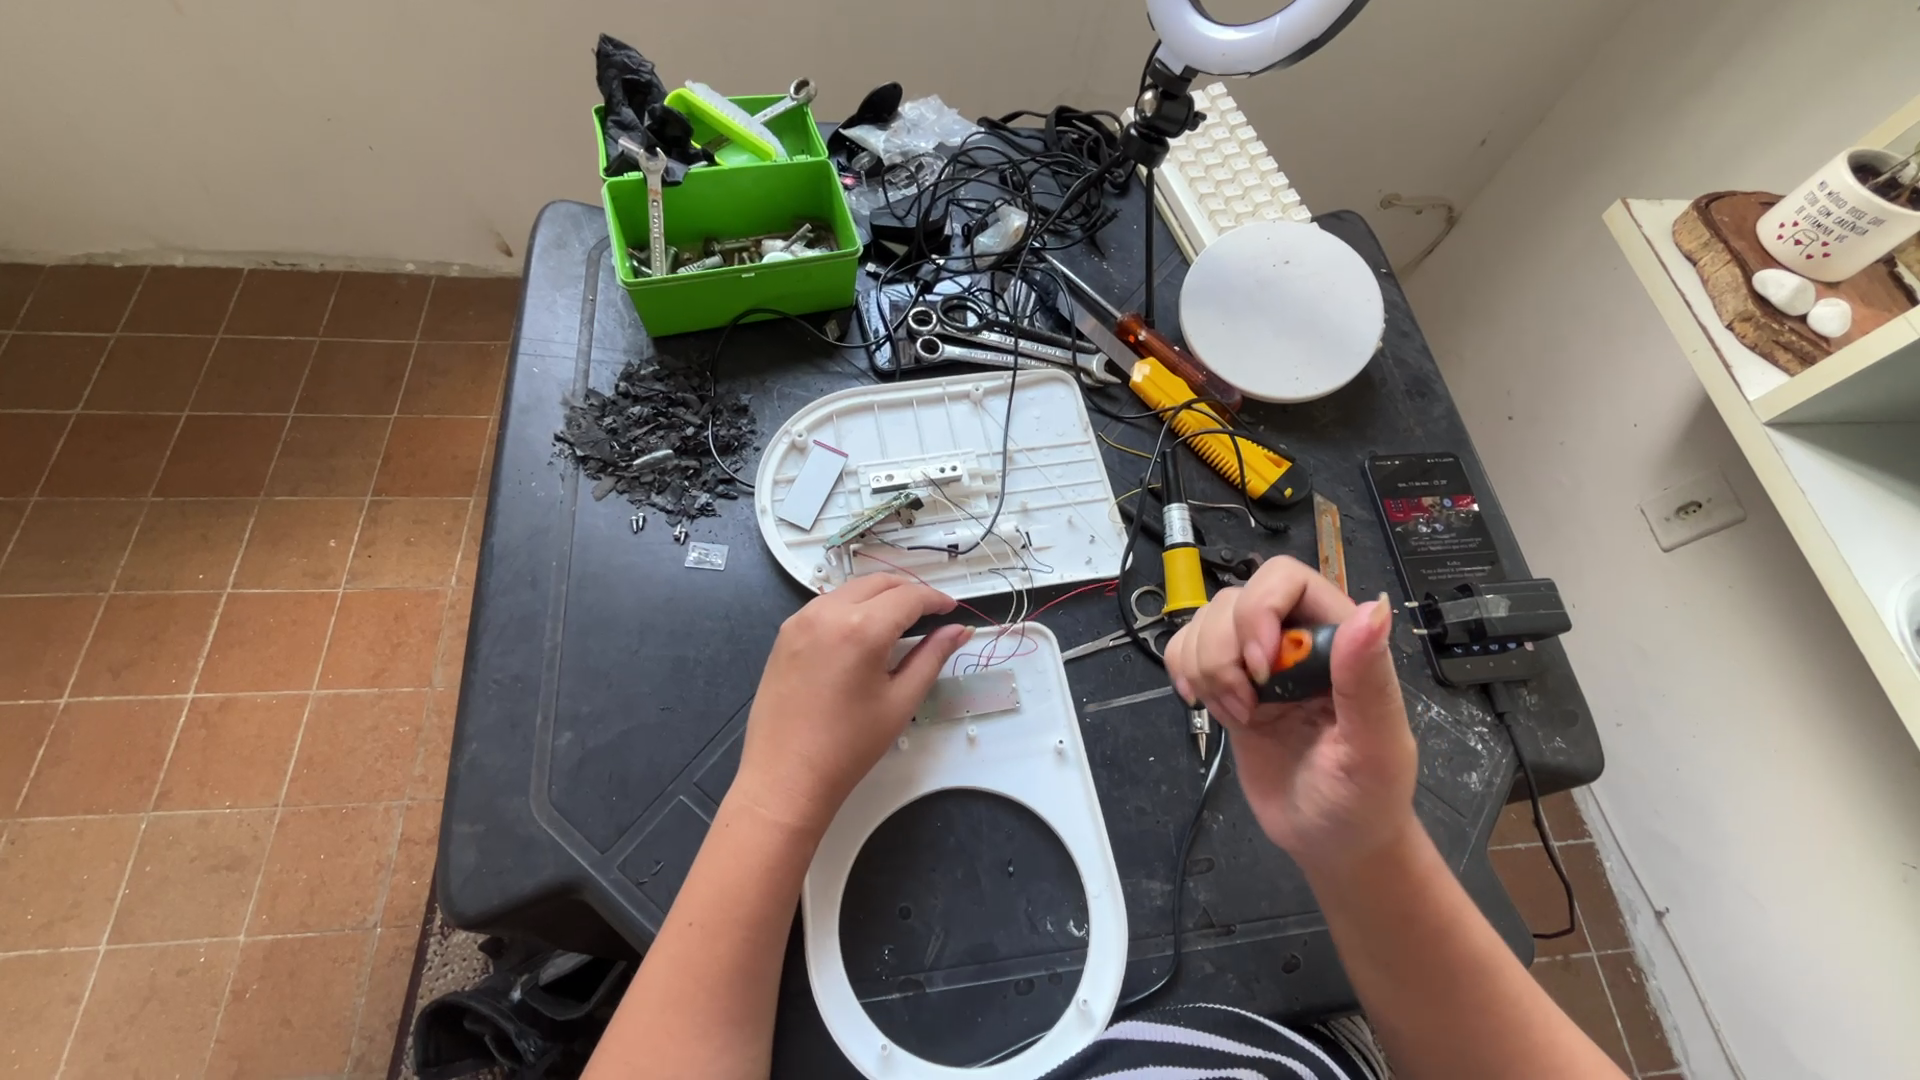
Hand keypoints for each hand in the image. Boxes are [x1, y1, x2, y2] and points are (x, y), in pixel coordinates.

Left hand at [734, 575, 972, 834]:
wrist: (786, 777)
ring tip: (900, 622)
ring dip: (879, 596)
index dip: (936, 599)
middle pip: (879, 583)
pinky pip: (826, 605)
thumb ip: (932, 656)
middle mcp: (827, 613)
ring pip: (851, 589)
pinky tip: (863, 633)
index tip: (952, 609)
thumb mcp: (901, 700)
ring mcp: (801, 620)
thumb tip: (957, 631)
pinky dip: (852, 607)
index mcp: (861, 628)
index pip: (909, 597)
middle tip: (931, 613)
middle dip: (909, 591)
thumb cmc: (848, 746)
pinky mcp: (785, 633)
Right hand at [1164, 557, 1417, 873]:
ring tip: (1237, 716)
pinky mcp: (1227, 684)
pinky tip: (1209, 707)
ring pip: (1204, 622)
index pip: (1285, 579)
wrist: (1328, 841)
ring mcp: (1256, 661)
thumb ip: (1368, 681)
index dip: (1260, 610)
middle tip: (1247, 707)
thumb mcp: (1376, 748)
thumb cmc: (1364, 800)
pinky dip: (1184, 674)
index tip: (1260, 668)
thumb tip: (1372, 608)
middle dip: (1224, 651)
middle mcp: (1294, 638)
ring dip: (1205, 669)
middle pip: (1233, 600)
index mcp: (1339, 639)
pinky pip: (1184, 649)